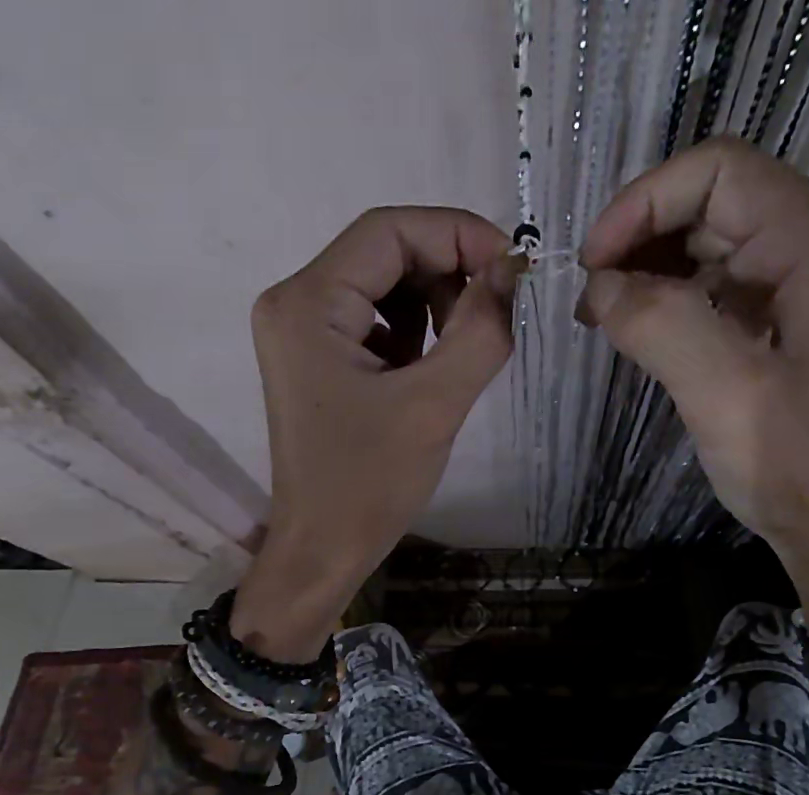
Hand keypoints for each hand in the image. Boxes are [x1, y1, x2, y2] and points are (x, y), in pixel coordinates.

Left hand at [232, 207, 516, 660]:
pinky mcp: (318, 357)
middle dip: (450, 270)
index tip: (514, 268)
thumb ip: (480, 331)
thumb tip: (513, 272)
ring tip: (471, 341)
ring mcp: (303, 331)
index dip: (458, 234)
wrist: (323, 549)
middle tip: (501, 307)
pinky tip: (440, 361)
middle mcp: (295, 303)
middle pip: (385, 252)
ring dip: (437, 300)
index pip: (388, 231)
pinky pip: (377, 320)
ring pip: (385, 285)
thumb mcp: (434, 405)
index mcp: (307, 304)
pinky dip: (417, 329)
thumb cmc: (370, 485)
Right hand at [578, 135, 808, 543]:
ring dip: (646, 265)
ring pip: (703, 234)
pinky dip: (665, 291)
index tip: (592, 265)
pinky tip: (635, 326)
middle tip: (591, 298)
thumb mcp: (722, 392)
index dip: (641, 205)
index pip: (715, 172)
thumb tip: (599, 286)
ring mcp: (798, 271)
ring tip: (603, 315)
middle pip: (707, 197)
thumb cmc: (788, 459)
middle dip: (639, 237)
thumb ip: (659, 323)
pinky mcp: (779, 305)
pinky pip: (711, 273)